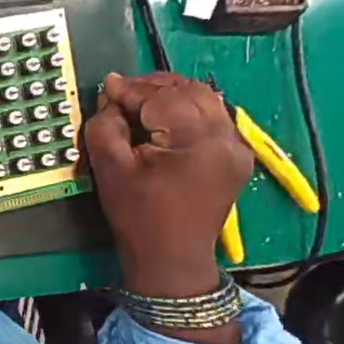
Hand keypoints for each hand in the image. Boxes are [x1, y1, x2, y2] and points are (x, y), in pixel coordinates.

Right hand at [83, 72, 252, 297]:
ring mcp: (237, 146)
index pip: (162, 96)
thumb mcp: (110, 169)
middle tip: (121, 91)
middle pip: (190, 90)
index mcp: (198, 140)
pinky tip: (162, 119)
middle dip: (153, 86)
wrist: (171, 258)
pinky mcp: (235, 155)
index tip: (106, 86)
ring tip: (139, 101)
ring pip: (204, 99)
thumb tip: (110, 99)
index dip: (131, 89)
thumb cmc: (138, 215)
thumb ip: (106, 126)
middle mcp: (227, 137)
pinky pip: (211, 116)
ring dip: (170, 94)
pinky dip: (185, 109)